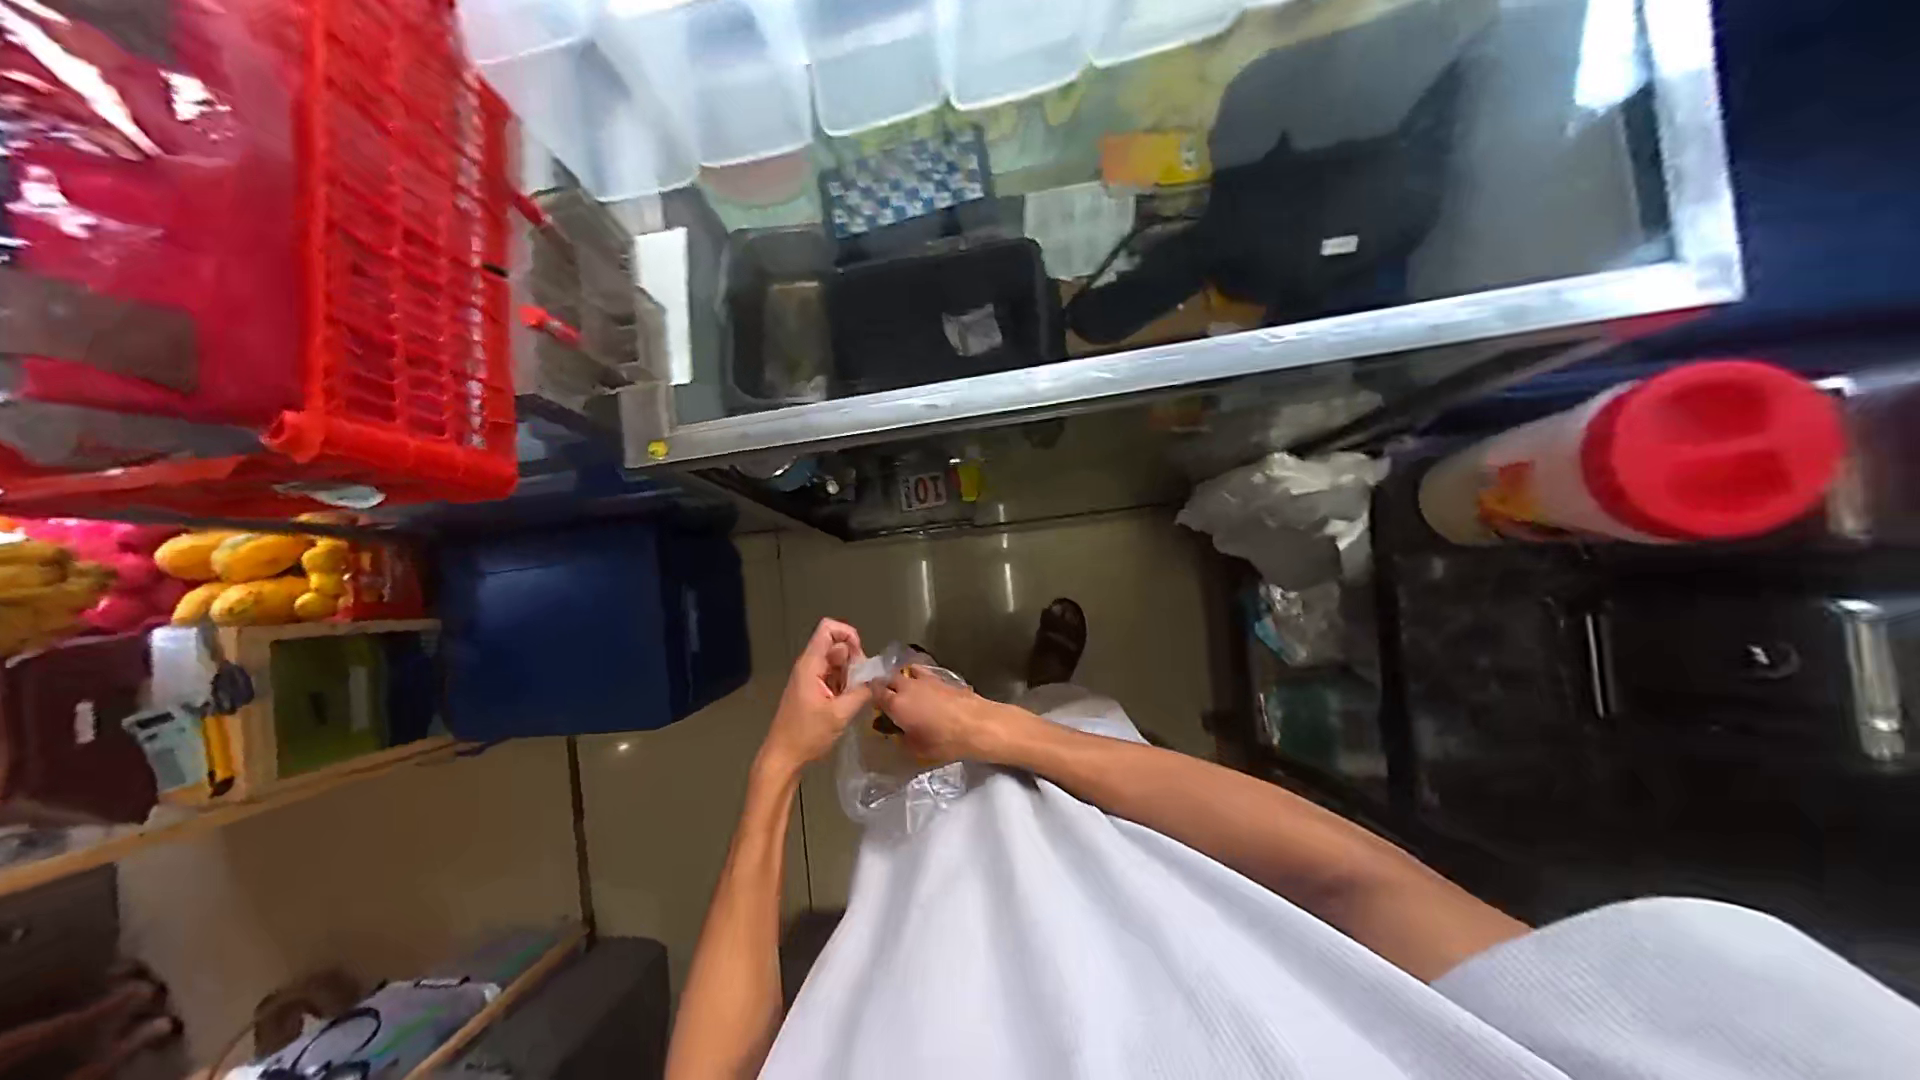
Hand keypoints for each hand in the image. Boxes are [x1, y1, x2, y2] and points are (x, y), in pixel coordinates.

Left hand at [760, 618, 871, 776]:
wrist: (783, 757)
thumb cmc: (807, 735)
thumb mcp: (840, 714)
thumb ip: (861, 692)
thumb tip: (878, 678)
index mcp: (811, 665)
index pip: (828, 629)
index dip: (848, 634)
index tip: (860, 656)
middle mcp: (809, 666)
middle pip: (836, 645)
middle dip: (854, 658)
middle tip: (863, 682)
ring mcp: (810, 678)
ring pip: (836, 662)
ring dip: (850, 673)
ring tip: (856, 694)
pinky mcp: (812, 690)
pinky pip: (833, 676)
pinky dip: (844, 684)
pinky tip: (848, 702)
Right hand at [869, 665, 1040, 765]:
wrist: (976, 724)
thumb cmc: (944, 741)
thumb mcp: (917, 749)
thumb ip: (902, 739)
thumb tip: (898, 733)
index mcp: (896, 704)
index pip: (875, 692)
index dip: (870, 695)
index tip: (870, 701)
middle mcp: (907, 687)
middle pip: (889, 678)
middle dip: (884, 685)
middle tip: (885, 696)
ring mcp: (926, 679)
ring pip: (906, 672)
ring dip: (902, 679)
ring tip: (904, 689)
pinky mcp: (942, 678)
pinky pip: (923, 674)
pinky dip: (918, 677)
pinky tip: (924, 687)